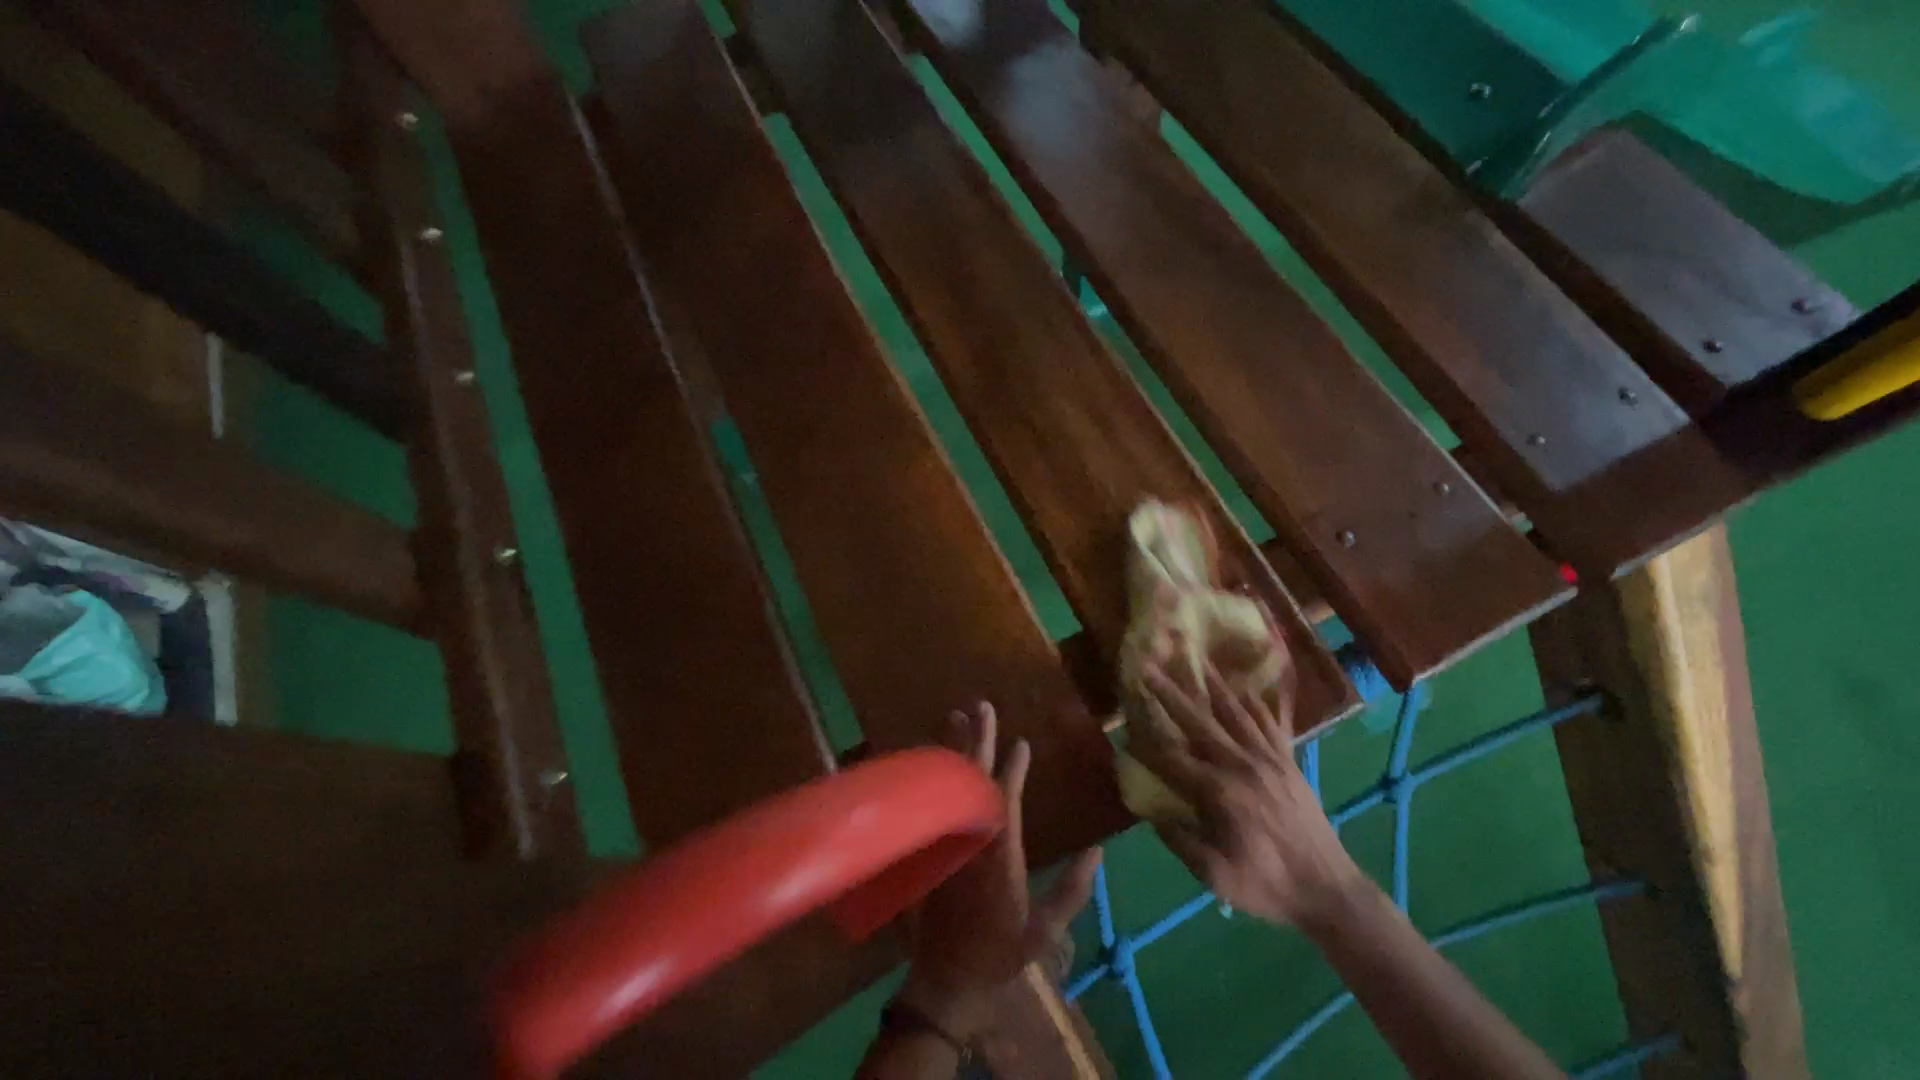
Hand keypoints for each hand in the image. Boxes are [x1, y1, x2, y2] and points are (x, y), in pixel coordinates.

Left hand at [898, 703, 1101, 1037]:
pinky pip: (931, 803)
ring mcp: (945, 844)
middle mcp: (969, 842)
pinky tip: (935, 757)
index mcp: (1000, 857)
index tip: (1022, 742)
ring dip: (952, 749)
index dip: (1013, 769)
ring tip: (954, 716)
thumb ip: (1073, 890)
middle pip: (972, 781)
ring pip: (948, 787)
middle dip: (978, 741)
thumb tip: (1097, 852)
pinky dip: (934, 777)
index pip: (1006, 800)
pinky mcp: (928, 851)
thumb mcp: (1046, 930)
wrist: (947, 981)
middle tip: (980, 706)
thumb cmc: (1001, 956)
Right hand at [1138, 663, 1367, 928]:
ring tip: (1196, 660)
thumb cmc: (1267, 887)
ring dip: (1212, 686)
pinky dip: (1255, 703)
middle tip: (1148, 667)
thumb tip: (1150, 810)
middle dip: (1170, 694)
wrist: (1328, 889)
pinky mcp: (1288, 762)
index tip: (1122, 725)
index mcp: (1220, 794)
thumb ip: (1179, 840)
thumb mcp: (1215, 876)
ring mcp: (1269, 760)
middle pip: (1199, 723)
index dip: (1144, 743)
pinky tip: (1245, 689)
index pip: (1171, 759)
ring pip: (1235, 713)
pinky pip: (1270, 724)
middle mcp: (1242, 766)